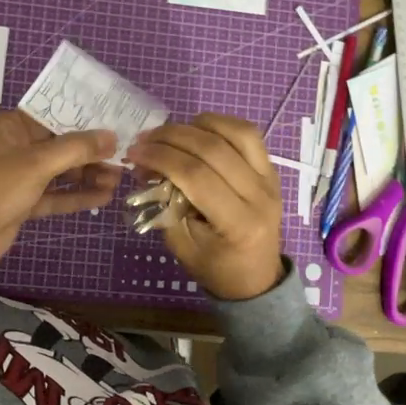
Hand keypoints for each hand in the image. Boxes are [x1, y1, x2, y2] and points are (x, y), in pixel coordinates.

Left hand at [0, 111, 119, 266]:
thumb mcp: (35, 165)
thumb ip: (75, 148)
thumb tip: (110, 136)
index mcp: (7, 126)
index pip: (53, 115)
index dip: (85, 119)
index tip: (117, 122)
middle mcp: (13, 146)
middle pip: (60, 143)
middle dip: (92, 150)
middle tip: (126, 156)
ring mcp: (18, 176)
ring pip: (60, 170)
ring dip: (88, 173)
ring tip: (121, 177)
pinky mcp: (23, 202)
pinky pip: (55, 193)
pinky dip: (77, 194)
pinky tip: (104, 196)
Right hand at [126, 114, 284, 300]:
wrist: (257, 279)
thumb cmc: (216, 268)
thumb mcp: (181, 245)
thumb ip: (166, 206)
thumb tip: (149, 168)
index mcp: (239, 224)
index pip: (196, 175)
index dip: (161, 158)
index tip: (134, 153)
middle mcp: (260, 196)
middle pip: (213, 149)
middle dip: (171, 138)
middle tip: (143, 140)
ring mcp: (270, 180)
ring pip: (236, 133)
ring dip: (197, 125)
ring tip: (171, 133)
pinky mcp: (271, 170)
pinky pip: (248, 135)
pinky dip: (219, 124)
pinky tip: (197, 131)